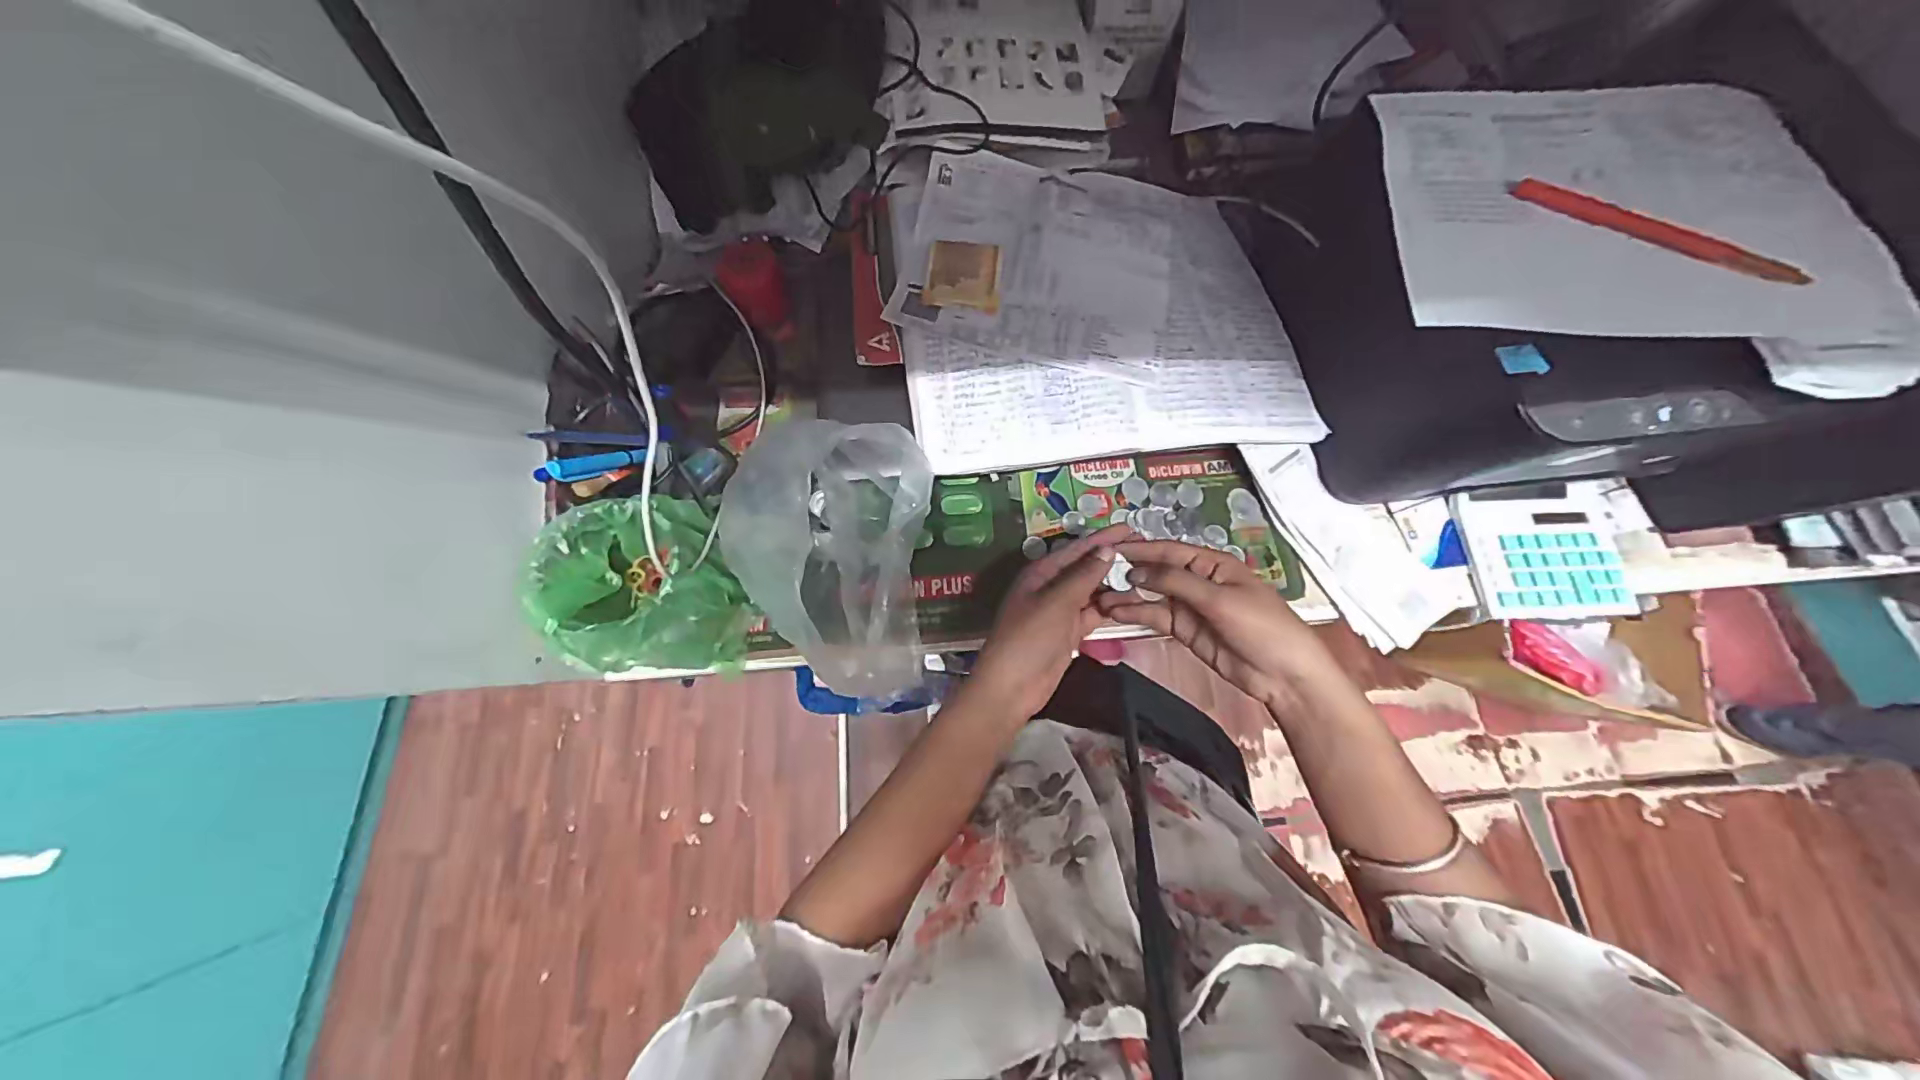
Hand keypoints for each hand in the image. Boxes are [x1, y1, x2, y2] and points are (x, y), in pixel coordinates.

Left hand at [968, 523, 1129, 719]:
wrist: (1011, 687)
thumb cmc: (1028, 639)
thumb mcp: (1056, 603)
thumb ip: (1083, 576)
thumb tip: (1107, 550)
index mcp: (1041, 573)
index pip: (1077, 549)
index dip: (1104, 538)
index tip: (1132, 528)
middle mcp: (1050, 587)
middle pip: (1086, 568)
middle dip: (1112, 560)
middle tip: (1146, 552)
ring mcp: (1059, 611)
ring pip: (1092, 591)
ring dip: (1113, 585)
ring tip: (1145, 576)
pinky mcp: (1068, 633)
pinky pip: (1092, 613)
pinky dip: (1109, 608)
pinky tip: (1130, 602)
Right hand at [1095, 540, 1335, 712]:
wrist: (1283, 674)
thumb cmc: (1261, 626)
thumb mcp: (1219, 599)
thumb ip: (1176, 582)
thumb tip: (1137, 572)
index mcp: (1212, 564)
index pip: (1170, 550)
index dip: (1140, 549)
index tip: (1111, 549)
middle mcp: (1198, 581)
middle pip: (1157, 572)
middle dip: (1129, 573)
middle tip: (1097, 575)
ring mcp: (1190, 606)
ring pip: (1152, 596)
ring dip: (1127, 596)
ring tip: (1099, 598)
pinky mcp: (1185, 630)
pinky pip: (1156, 617)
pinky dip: (1136, 614)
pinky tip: (1115, 613)